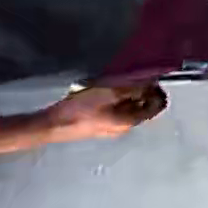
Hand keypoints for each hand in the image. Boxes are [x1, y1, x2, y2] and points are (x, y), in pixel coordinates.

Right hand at [39, 86, 167, 142]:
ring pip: (130, 108)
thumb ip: (134, 89)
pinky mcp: (99, 126)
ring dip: (129, 94)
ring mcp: (111, 128)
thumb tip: (151, 84)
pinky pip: (117, 110)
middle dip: (143, 91)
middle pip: (144, 107)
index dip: (158, 91)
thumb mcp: (110, 93)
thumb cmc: (80, 109)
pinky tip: (106, 91)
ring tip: (119, 83)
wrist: (48, 126)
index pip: (157, 107)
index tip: (152, 79)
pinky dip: (118, 100)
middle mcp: (124, 128)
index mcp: (130, 122)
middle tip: (135, 78)